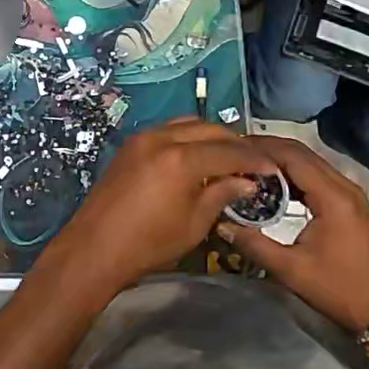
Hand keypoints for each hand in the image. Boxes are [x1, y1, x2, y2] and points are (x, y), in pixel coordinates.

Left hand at [47, 119, 281, 292]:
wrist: (97, 245)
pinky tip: (197, 155)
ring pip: (185, 124)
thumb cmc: (150, 242)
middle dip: (233, 142)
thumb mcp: (195, 223)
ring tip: (227, 156)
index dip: (253, 159)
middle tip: (251, 160)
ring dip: (209, 135)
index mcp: (181, 158)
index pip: (228, 151)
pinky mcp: (131, 144)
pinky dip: (187, 136)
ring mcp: (142, 138)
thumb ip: (221, 194)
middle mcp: (161, 138)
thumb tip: (246, 181)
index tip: (271, 167)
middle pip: (207, 129)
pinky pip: (166, 129)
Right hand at [217, 136, 368, 330]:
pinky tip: (271, 181)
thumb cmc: (338, 290)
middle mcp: (344, 187)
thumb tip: (220, 223)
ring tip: (248, 163)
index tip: (232, 149)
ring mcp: (349, 193)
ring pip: (309, 161)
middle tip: (235, 152)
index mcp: (333, 198)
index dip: (261, 149)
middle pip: (301, 153)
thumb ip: (253, 243)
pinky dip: (292, 171)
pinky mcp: (348, 201)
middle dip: (267, 148)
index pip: (292, 157)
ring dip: (279, 158)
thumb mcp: (290, 270)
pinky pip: (316, 174)